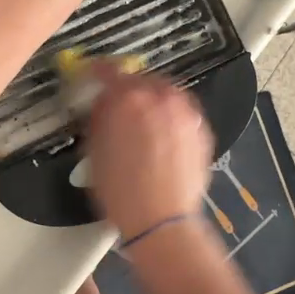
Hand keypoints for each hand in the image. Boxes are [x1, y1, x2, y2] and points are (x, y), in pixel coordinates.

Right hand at [85, 68, 212, 237]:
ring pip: (165, 91)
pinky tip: (161, 131)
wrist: (162, 222)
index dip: (98, 70)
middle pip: (140, 78)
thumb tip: (101, 102)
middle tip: (117, 100)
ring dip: (151, 97)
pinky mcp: (201, 130)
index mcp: (128, 100)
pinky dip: (170, 113)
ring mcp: (185, 113)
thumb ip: (98, 117)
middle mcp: (160, 99)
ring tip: (141, 115)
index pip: (109, 70)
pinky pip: (182, 110)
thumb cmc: (123, 194)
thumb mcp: (94, 151)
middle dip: (127, 86)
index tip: (93, 73)